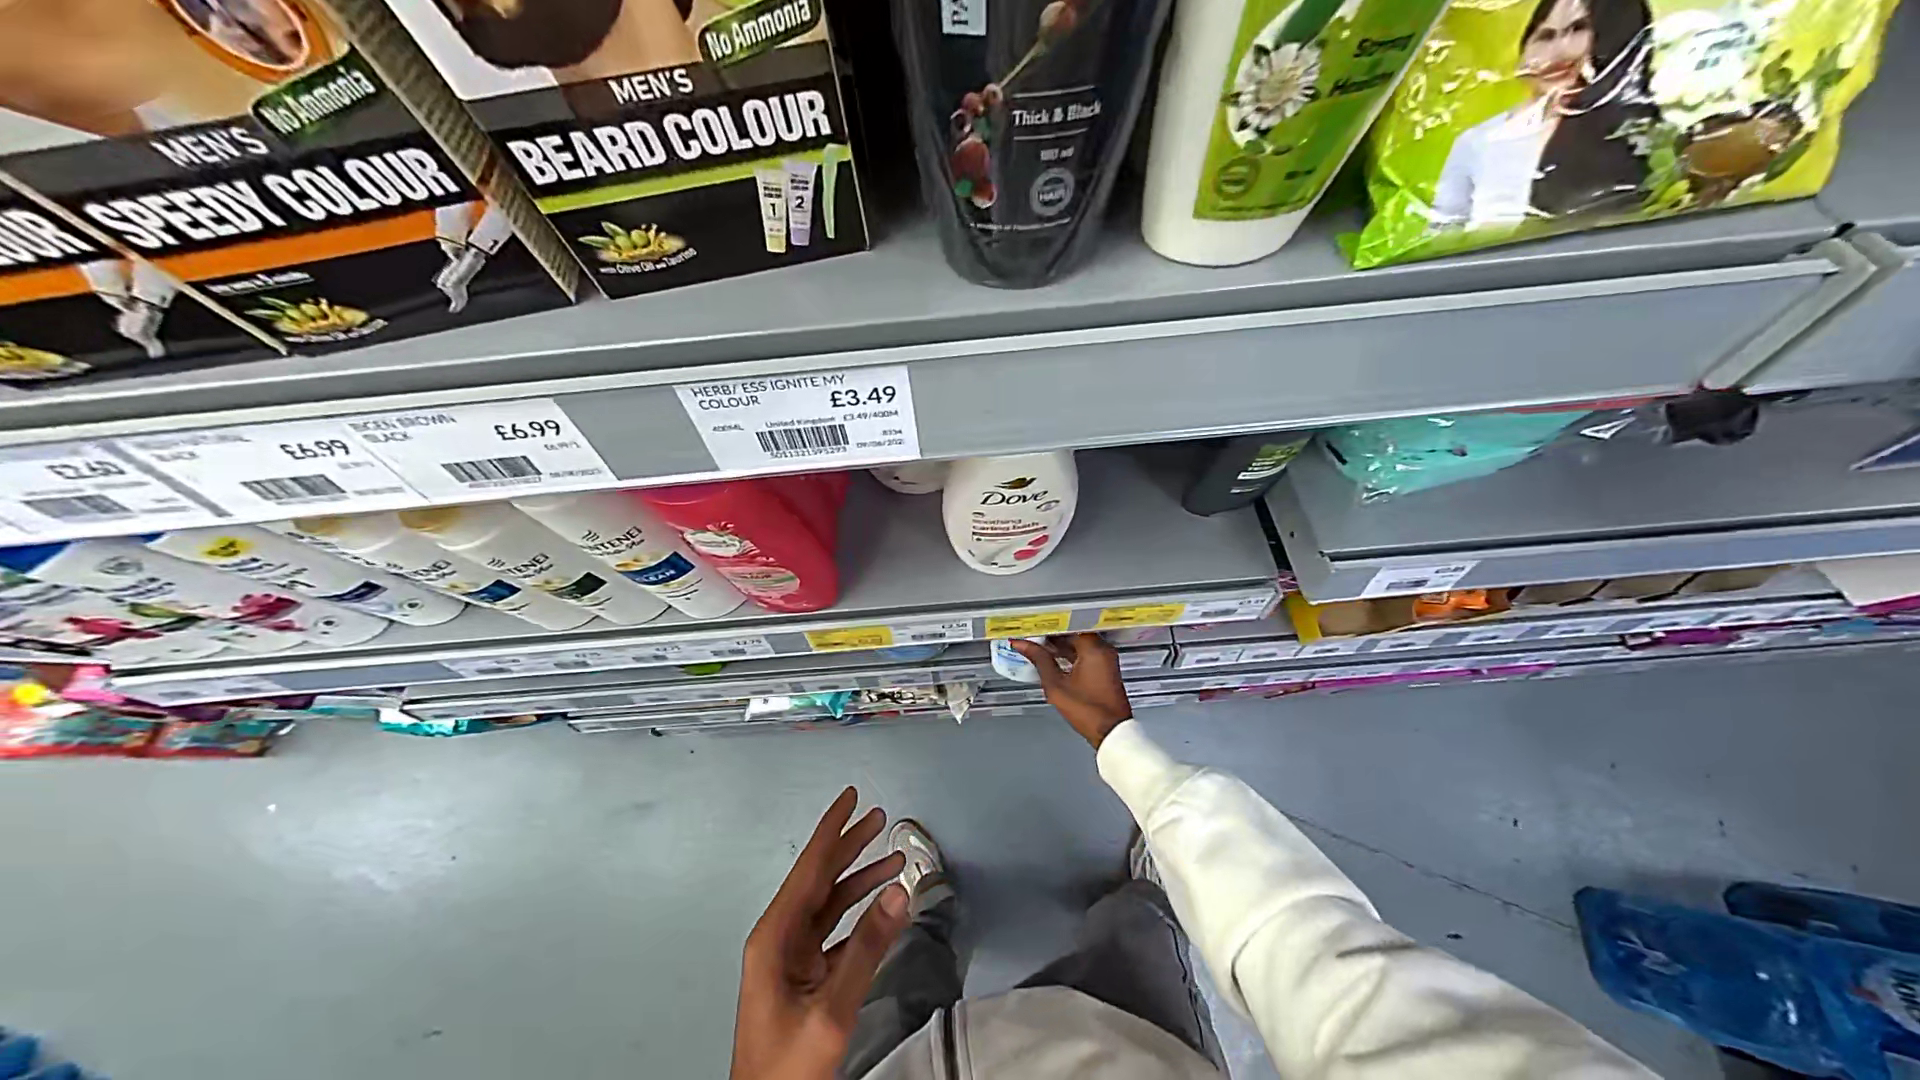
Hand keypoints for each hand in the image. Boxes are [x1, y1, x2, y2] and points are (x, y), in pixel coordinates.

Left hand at [731, 788, 908, 1079]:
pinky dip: (860, 910)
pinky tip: (881, 901)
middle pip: (820, 877)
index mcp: (775, 937)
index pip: (810, 868)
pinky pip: (835, 927)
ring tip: (892, 856)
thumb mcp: (831, 1008)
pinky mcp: (804, 972)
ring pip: (829, 900)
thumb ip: (867, 948)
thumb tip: (897, 893)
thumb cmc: (787, 1066)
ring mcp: (791, 955)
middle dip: (850, 845)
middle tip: (877, 818)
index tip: (849, 798)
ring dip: (861, 877)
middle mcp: (780, 937)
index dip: (832, 829)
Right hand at [1012, 633, 1132, 747]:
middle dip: (1053, 634)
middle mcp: (1103, 649)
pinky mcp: (1105, 668)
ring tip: (1038, 645)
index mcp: (1094, 648)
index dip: (1049, 623)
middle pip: (1075, 632)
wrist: (1110, 732)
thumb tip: (1022, 644)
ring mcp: (1106, 659)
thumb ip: (1039, 660)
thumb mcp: (1056, 685)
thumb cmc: (1087, 710)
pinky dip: (1070, 653)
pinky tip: (1053, 658)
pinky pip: (1085, 653)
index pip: (1069, 624)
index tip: (1034, 624)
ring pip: (1079, 643)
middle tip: (1032, 633)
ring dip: (1060, 644)